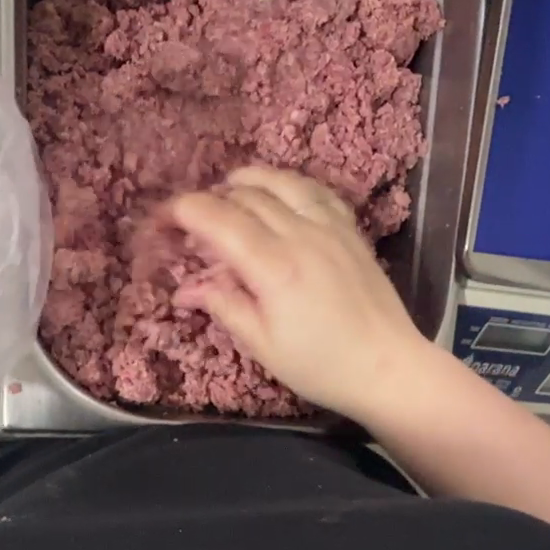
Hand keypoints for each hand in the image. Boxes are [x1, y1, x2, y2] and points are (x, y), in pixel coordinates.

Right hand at [169, 166, 438, 419]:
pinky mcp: (350, 230)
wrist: (387, 367)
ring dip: (247, 182)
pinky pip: (314, 191)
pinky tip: (278, 196)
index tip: (162, 222)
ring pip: (280, 182)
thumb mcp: (263, 346)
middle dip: (210, 201)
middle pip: (245, 195)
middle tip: (192, 225)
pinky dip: (287, 185)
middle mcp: (301, 233)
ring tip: (227, 192)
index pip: (217, 219)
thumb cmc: (320, 367)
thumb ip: (224, 307)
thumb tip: (186, 288)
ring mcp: (330, 227)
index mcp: (274, 266)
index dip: (183, 212)